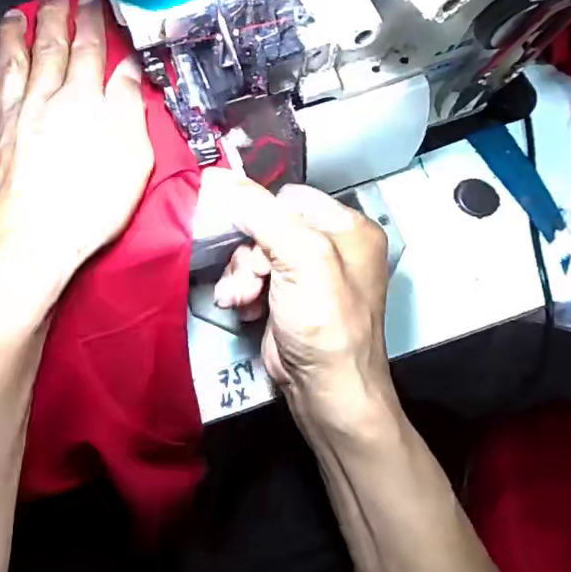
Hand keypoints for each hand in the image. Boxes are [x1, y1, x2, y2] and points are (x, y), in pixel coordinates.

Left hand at [0, 0, 153, 346]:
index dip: (90, 21)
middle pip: (47, 47)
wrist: (30, 241)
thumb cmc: (92, 202)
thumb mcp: (132, 156)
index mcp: (82, 101)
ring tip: (15, 13)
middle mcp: (42, 99)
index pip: (88, 49)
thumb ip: (128, 108)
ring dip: (14, 35)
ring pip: (10, 65)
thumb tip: (126, 69)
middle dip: (52, 15)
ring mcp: (8, 118)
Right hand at [208, 171, 396, 439]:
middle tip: (249, 280)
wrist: (327, 394)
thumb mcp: (301, 258)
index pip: (292, 199)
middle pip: (269, 227)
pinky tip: (243, 308)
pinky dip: (243, 291)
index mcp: (349, 228)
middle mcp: (333, 247)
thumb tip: (221, 177)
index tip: (240, 234)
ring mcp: (310, 275)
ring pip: (256, 253)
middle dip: (249, 254)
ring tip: (241, 299)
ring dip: (241, 275)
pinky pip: (255, 279)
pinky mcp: (289, 299)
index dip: (262, 214)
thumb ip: (263, 215)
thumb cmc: (326, 324)